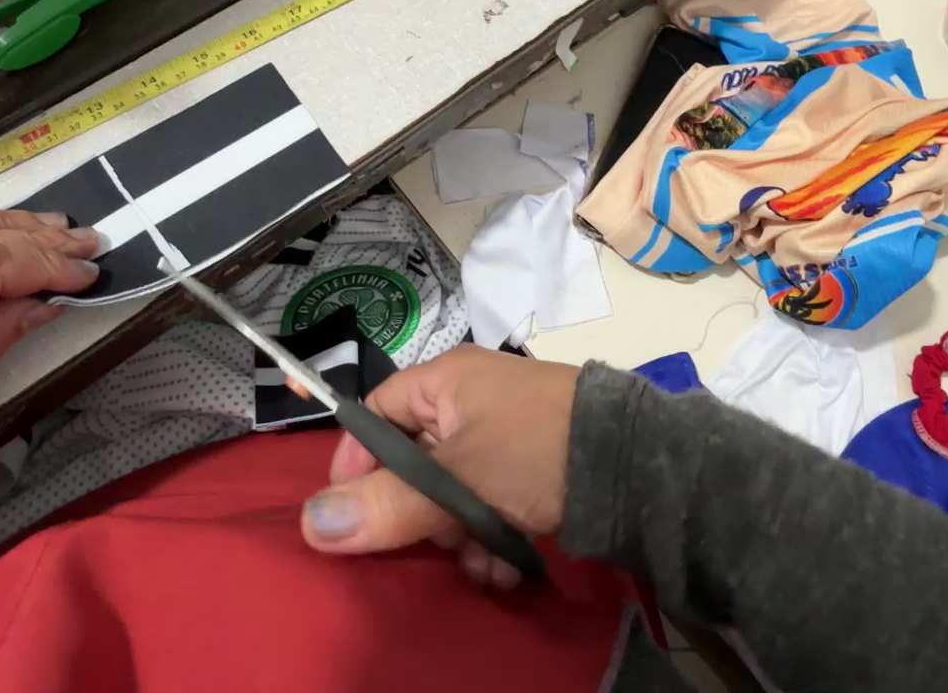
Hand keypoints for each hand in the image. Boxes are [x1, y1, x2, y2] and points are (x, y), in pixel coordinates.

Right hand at [300, 346, 579, 588]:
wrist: (635, 466)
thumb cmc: (534, 449)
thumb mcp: (458, 478)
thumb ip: (387, 503)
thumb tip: (311, 525)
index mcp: (446, 381)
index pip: (378, 413)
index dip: (358, 461)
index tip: (353, 511)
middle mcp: (470, 402)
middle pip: (413, 460)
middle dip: (420, 513)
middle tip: (435, 539)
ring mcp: (502, 436)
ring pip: (450, 492)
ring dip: (458, 535)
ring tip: (480, 559)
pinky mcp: (528, 469)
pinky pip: (486, 504)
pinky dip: (488, 537)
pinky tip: (504, 565)